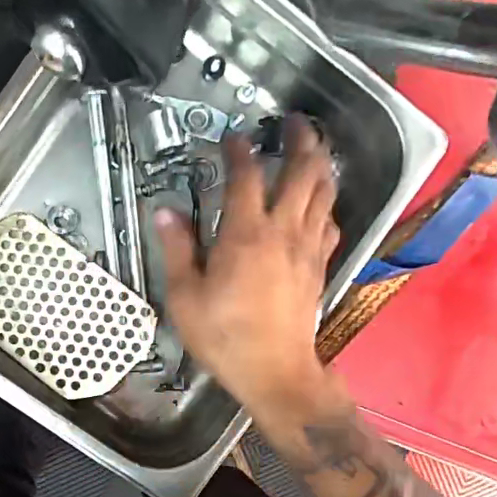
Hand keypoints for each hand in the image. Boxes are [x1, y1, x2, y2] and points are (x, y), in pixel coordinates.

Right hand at [157, 114, 337, 414]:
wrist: (275, 372)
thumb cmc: (225, 336)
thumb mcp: (185, 296)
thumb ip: (177, 249)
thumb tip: (167, 213)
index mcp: (245, 235)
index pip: (246, 177)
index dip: (240, 151)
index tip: (234, 137)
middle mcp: (283, 232)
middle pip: (303, 172)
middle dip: (302, 141)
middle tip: (294, 124)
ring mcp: (308, 248)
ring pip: (324, 193)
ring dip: (321, 165)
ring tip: (314, 150)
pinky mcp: (320, 266)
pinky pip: (329, 223)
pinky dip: (325, 205)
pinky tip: (319, 205)